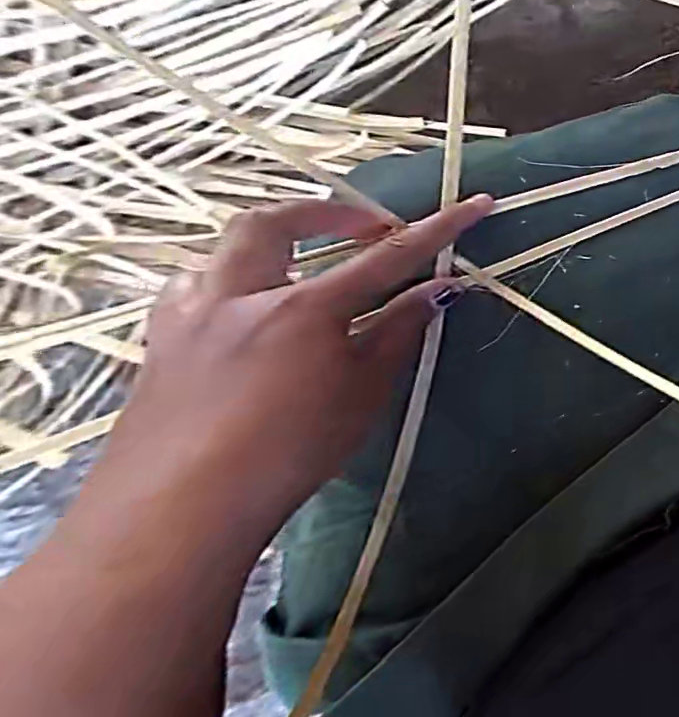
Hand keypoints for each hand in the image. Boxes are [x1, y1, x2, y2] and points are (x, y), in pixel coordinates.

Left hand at [82, 195, 493, 539]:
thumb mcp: (366, 387)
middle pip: (273, 224)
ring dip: (274, 245)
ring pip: (223, 253)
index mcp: (302, 308)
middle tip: (370, 227)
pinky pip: (194, 289)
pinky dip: (234, 280)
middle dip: (327, 213)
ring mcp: (189, 320)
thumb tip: (440, 288)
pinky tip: (253, 307)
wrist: (176, 515)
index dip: (441, 226)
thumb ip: (401, 328)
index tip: (477, 202)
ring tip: (309, 265)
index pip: (390, 254)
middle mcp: (239, 298)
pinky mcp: (161, 347)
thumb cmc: (291, 448)